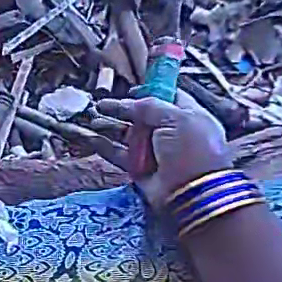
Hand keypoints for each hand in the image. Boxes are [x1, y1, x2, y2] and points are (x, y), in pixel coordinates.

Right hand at [93, 91, 232, 204]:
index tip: (130, 90)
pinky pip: (117, 153)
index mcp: (190, 117)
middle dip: (122, 110)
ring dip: (109, 126)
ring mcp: (154, 151)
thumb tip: (128, 101)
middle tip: (102, 105)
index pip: (169, 97)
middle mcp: (172, 133)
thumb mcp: (176, 119)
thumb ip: (150, 106)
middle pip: (142, 116)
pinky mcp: (139, 167)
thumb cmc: (191, 151)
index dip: (149, 91)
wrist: (190, 192)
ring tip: (92, 120)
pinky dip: (103, 146)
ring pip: (126, 134)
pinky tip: (90, 138)